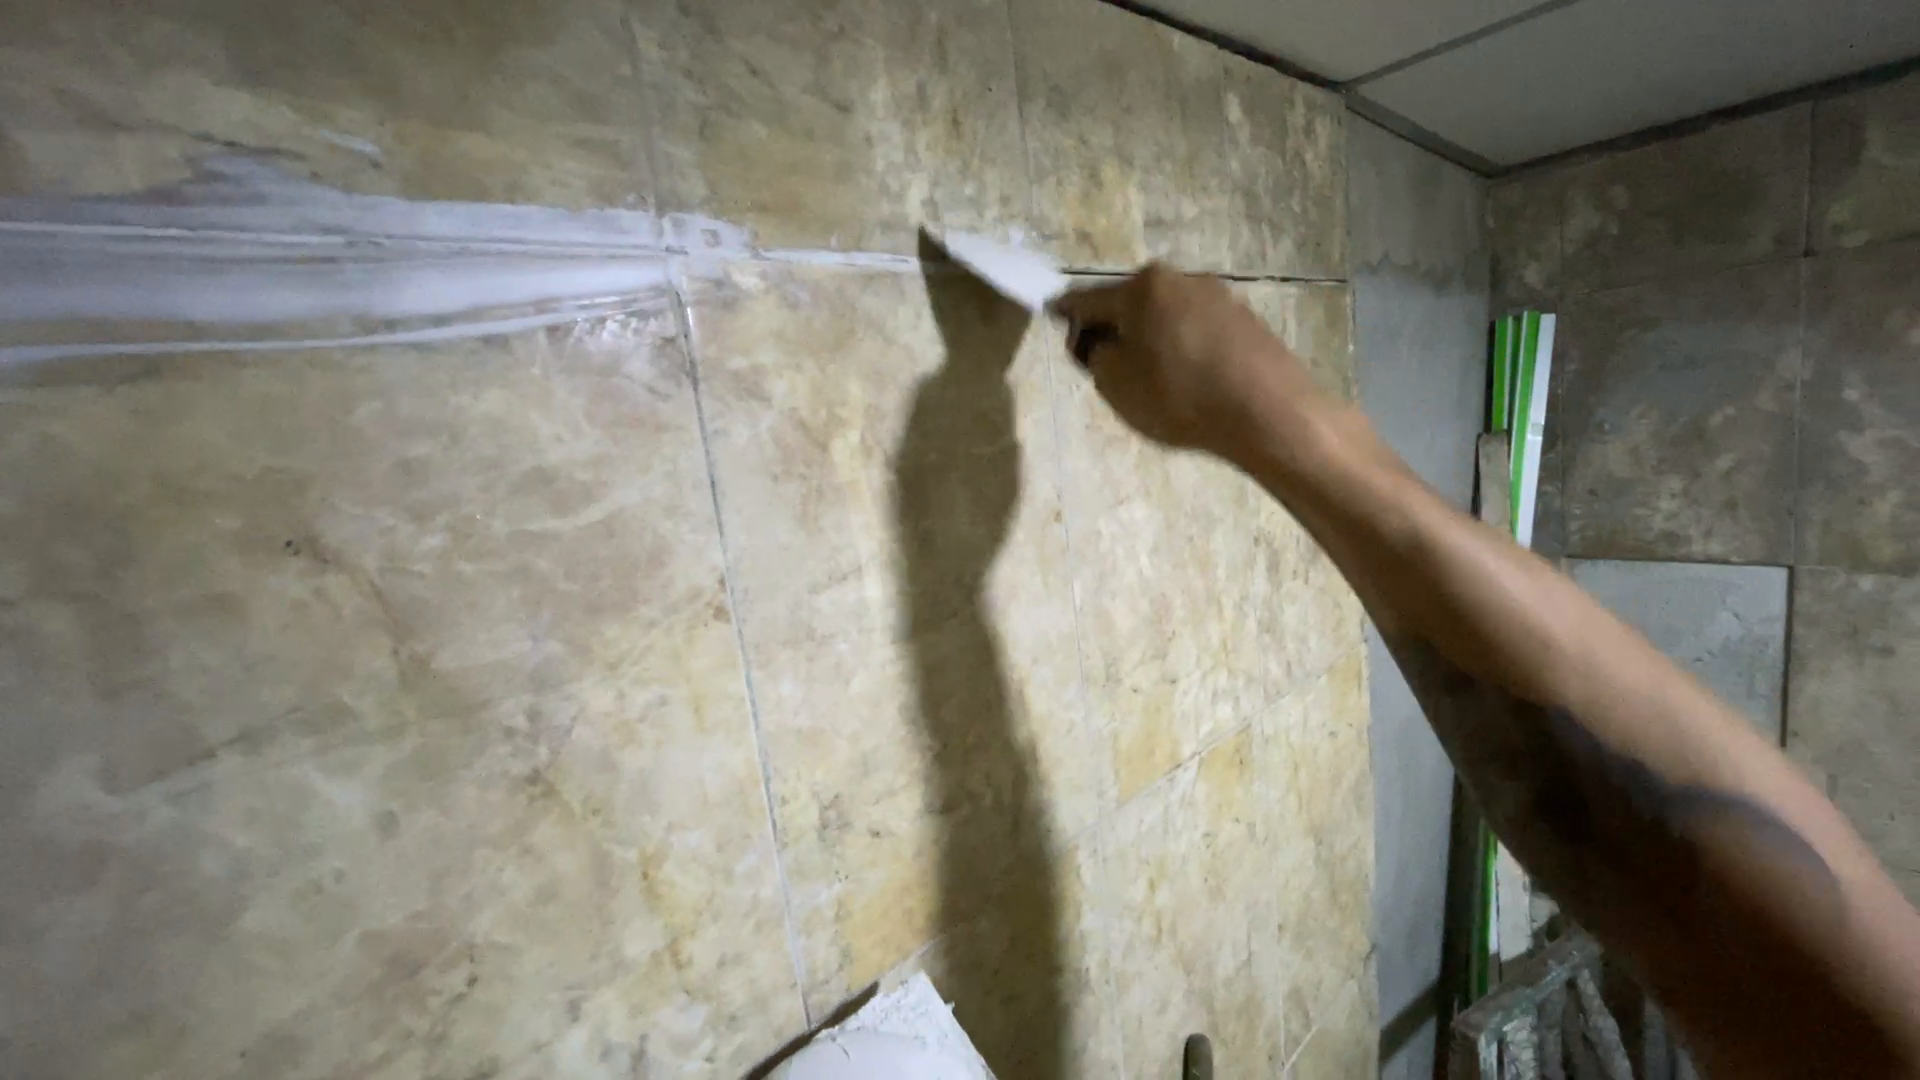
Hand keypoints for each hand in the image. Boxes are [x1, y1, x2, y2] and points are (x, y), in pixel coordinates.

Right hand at [1049, 264, 1325, 458]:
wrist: (1267, 412)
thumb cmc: (1179, 396)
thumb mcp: (1114, 384)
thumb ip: (1094, 354)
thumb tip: (1099, 341)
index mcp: (1141, 287)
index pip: (1087, 298)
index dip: (1065, 315)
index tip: (1054, 323)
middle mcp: (1178, 278)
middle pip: (1129, 303)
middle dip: (1113, 328)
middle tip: (1105, 367)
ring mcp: (1217, 294)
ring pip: (1164, 315)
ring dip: (1149, 338)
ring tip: (1150, 378)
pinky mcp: (1244, 318)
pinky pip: (1194, 328)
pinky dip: (1180, 347)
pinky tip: (1186, 378)